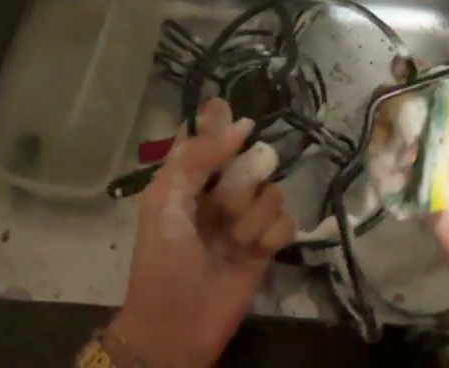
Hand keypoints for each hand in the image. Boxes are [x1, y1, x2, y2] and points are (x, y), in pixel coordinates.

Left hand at [109, 98, 295, 367]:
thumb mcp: (166, 199)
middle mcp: (219, 190)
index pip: (209, 132)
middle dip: (241, 179)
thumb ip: (197, 156)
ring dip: (252, 215)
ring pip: (271, 189)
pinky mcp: (266, 245)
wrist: (176, 326)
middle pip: (250, 156)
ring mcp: (245, 217)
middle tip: (222, 206)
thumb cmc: (162, 260)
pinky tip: (253, 253)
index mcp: (188, 175)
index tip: (237, 124)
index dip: (222, 122)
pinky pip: (286, 220)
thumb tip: (240, 123)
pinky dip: (270, 236)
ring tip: (232, 241)